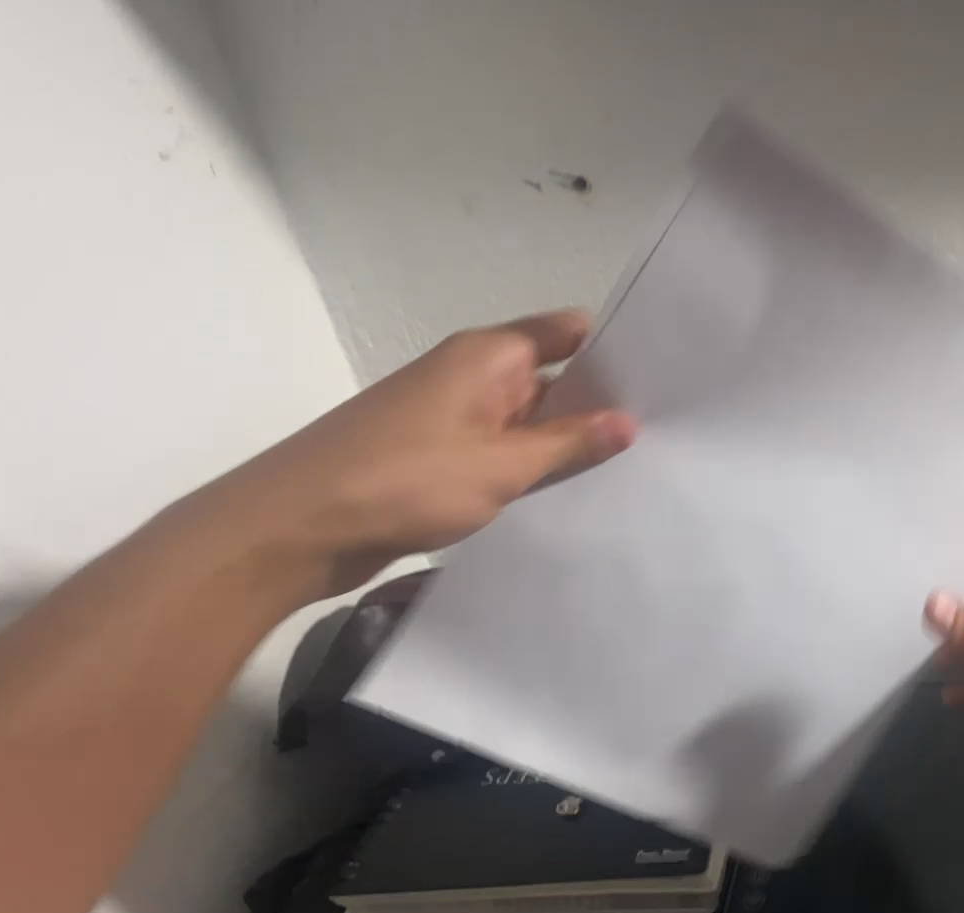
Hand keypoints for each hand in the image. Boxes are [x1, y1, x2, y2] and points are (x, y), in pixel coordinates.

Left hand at [185, 309, 635, 599]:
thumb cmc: (401, 480)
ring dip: (572, 441)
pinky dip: (540, 465)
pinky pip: (510, 450)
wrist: (296, 529)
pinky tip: (579, 491)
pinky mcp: (447, 455)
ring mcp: (459, 417)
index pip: (568, 332)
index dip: (615, 349)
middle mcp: (474, 377)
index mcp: (488, 357)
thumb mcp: (502, 465)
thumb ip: (570, 443)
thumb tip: (629, 423)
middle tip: (667, 432)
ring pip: (535, 419)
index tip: (665, 377)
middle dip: (604, 402)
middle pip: (557, 377)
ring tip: (637, 466)